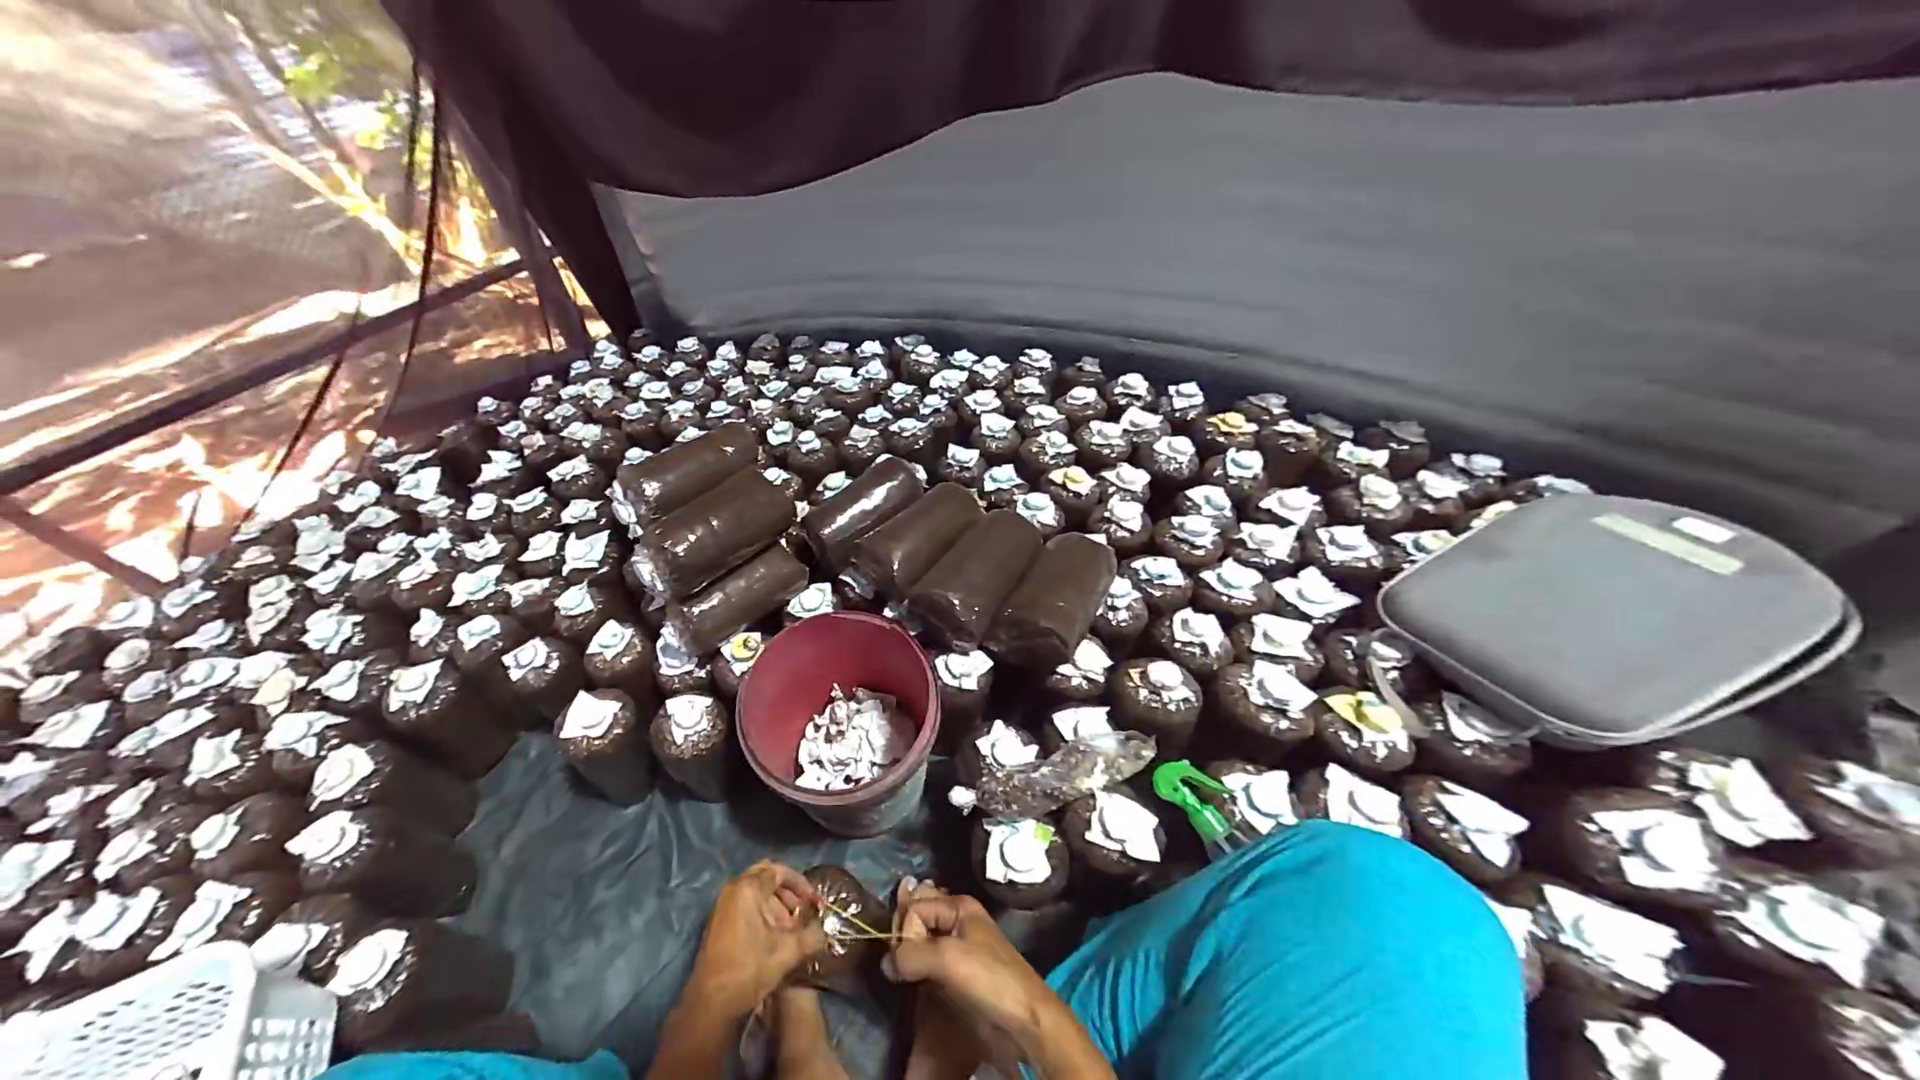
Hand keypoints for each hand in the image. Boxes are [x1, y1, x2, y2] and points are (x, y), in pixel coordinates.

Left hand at [685, 860, 825, 1017]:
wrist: (712, 1004)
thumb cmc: (750, 970)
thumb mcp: (788, 951)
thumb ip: (812, 934)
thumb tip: (825, 927)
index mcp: (748, 889)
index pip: (780, 872)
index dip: (802, 885)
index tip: (815, 903)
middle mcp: (733, 889)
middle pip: (767, 876)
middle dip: (788, 890)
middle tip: (803, 908)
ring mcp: (722, 905)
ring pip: (756, 891)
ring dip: (777, 903)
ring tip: (792, 926)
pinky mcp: (718, 921)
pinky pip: (745, 904)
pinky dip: (763, 911)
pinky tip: (774, 934)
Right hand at [886, 879, 1093, 1071]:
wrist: (1024, 1020)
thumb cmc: (989, 978)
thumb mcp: (947, 958)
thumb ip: (911, 954)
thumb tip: (886, 963)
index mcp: (959, 906)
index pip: (915, 908)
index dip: (904, 929)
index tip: (899, 954)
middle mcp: (957, 922)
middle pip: (918, 922)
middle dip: (903, 938)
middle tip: (896, 962)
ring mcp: (958, 950)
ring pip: (922, 944)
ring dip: (908, 957)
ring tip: (899, 972)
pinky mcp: (957, 975)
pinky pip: (929, 965)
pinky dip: (917, 971)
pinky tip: (910, 980)